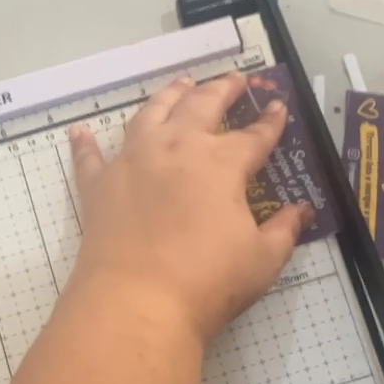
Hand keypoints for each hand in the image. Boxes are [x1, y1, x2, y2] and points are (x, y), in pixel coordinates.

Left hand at [65, 72, 313, 343]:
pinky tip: (81, 131)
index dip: (270, 122)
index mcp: (221, 164)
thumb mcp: (262, 260)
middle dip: (222, 90)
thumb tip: (302, 211)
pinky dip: (86, 143)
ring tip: (180, 84)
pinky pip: (90, 157)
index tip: (278, 107)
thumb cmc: (207, 283)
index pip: (253, 135)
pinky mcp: (99, 186)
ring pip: (151, 114)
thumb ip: (284, 231)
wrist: (136, 303)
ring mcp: (133, 162)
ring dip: (169, 95)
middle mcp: (176, 149)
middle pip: (201, 106)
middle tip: (234, 80)